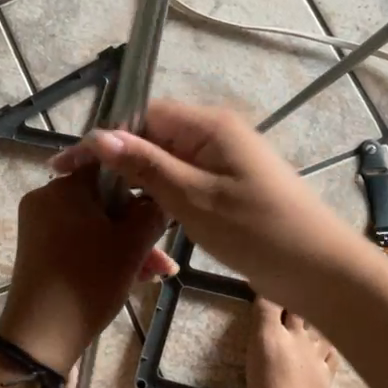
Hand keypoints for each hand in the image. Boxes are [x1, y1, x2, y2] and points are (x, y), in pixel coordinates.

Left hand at [0, 168, 168, 373]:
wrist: (41, 333)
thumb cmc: (89, 280)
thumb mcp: (132, 244)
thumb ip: (152, 212)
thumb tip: (160, 196)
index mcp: (64, 187)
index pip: (108, 166)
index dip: (139, 183)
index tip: (161, 205)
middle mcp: (45, 199)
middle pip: (102, 200)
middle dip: (136, 226)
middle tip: (163, 254)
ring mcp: (38, 226)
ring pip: (94, 226)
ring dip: (126, 246)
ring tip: (156, 273)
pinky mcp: (38, 251)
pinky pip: (78, 242)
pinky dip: (104, 255)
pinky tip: (134, 279)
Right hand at [48, 100, 363, 300]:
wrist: (320, 271)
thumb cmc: (257, 230)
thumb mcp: (193, 198)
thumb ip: (145, 165)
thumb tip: (99, 137)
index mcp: (209, 126)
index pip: (141, 116)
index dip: (103, 140)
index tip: (68, 168)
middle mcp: (214, 134)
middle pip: (150, 134)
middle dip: (115, 159)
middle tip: (81, 191)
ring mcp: (222, 160)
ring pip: (163, 159)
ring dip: (135, 178)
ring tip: (104, 206)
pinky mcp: (226, 185)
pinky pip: (180, 178)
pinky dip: (157, 193)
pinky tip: (139, 214)